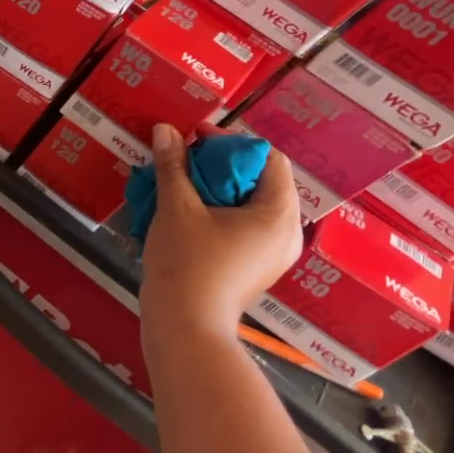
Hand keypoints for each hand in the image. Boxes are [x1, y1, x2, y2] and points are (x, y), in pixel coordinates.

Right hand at [140, 123, 301, 339]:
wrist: (185, 323)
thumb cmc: (187, 262)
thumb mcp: (176, 208)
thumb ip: (174, 166)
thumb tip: (166, 129)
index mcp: (278, 214)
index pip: (269, 159)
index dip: (232, 143)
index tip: (195, 140)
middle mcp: (287, 233)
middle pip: (262, 181)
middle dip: (221, 165)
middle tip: (184, 161)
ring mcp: (274, 253)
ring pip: (251, 204)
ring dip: (217, 188)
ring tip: (181, 186)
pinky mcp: (257, 266)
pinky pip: (246, 225)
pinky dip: (220, 211)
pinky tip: (188, 214)